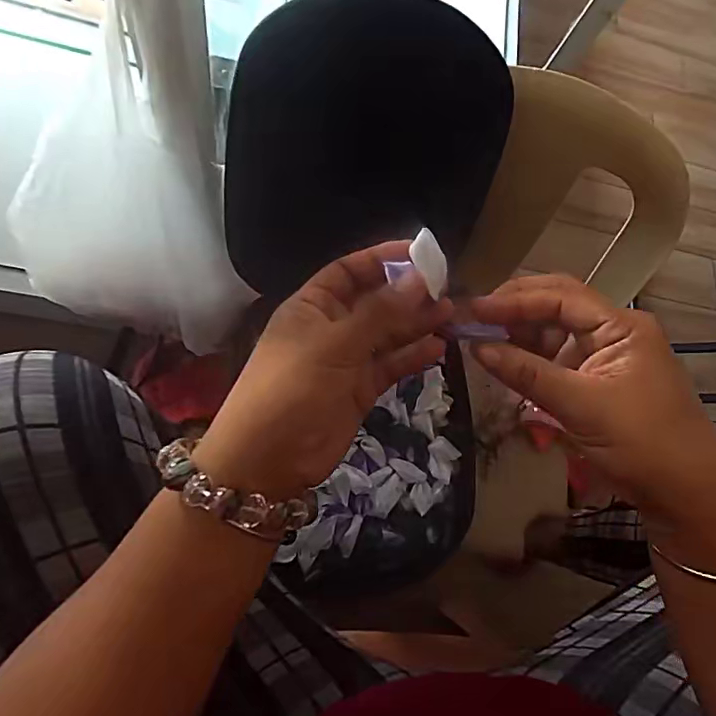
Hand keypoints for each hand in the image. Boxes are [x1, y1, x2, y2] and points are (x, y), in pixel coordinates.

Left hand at [196, 240, 451, 500]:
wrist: (266, 460)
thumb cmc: (292, 388)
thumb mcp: (335, 345)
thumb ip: (380, 313)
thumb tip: (420, 278)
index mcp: (312, 305)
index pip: (350, 271)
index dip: (382, 259)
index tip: (421, 254)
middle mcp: (331, 328)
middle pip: (374, 302)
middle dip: (407, 294)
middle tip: (446, 289)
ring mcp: (346, 361)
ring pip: (387, 334)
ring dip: (416, 324)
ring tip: (450, 315)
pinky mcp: (359, 390)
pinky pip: (390, 366)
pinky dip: (412, 356)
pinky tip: (438, 348)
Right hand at [467, 275, 715, 524]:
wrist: (689, 497)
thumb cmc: (642, 444)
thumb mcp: (580, 406)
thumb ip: (527, 373)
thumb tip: (477, 347)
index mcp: (621, 326)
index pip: (560, 296)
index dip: (513, 300)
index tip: (474, 311)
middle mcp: (615, 330)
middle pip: (558, 304)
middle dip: (516, 309)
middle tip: (474, 319)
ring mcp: (609, 355)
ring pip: (556, 331)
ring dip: (522, 335)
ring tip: (485, 343)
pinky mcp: (601, 380)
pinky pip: (560, 358)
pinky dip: (534, 361)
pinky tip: (510, 366)